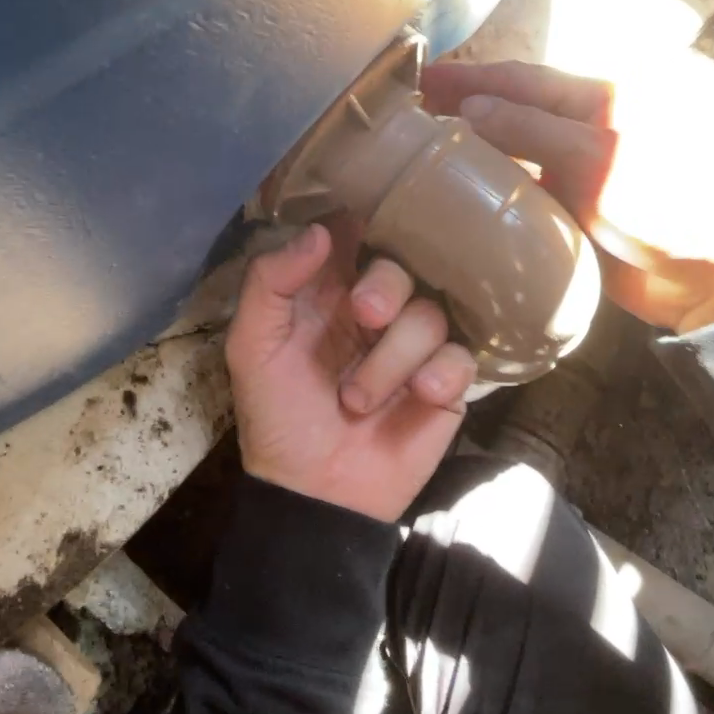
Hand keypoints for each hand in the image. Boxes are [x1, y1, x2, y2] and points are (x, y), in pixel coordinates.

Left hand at [225, 222, 476, 522]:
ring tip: (357, 400)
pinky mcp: (445, 383)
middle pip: (403, 262)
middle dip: (386, 286)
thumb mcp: (252, 345)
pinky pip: (462, 355)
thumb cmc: (277, 413)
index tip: (365, 225)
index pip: (355, 231)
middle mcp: (375, 307)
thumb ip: (270, 281)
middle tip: (364, 316)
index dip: (362, 220)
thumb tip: (321, 229)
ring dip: (394, 356)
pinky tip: (420, 396)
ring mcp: (413, 344)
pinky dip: (440, 372)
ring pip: (431, 312)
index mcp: (328, 289)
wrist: (313, 493)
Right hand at [421, 60, 713, 333]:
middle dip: (460, 106)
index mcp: (596, 99)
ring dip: (468, 147)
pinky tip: (454, 192)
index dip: (468, 76)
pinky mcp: (565, 207)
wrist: (706, 276)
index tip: (421, 77)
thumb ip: (531, 130)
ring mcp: (571, 169)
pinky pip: (516, 189)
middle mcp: (578, 128)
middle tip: (407, 113)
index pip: (519, 79)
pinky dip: (486, 186)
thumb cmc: (661, 203)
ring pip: (508, 150)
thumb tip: (469, 108)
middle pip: (509, 109)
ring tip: (418, 150)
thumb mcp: (596, 157)